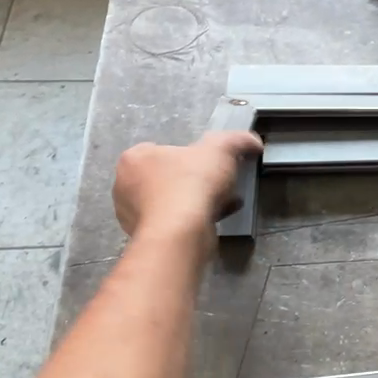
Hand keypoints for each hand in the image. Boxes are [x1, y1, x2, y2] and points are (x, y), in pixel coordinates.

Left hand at [112, 132, 262, 241]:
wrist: (181, 234)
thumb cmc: (192, 183)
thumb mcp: (220, 149)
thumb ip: (236, 140)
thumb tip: (253, 142)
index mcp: (133, 159)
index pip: (158, 150)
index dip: (186, 155)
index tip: (207, 164)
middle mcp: (124, 185)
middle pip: (164, 177)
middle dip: (189, 180)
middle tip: (214, 184)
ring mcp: (130, 215)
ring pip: (168, 201)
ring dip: (192, 201)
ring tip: (221, 203)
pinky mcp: (144, 237)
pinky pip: (171, 222)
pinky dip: (190, 220)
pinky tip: (213, 218)